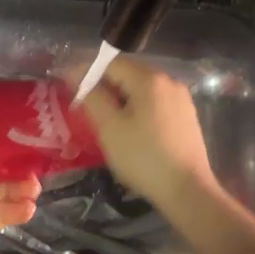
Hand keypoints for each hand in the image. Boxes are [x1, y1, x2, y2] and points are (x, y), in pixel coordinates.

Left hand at [0, 64, 41, 253]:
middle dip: (27, 158)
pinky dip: (23, 208)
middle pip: (8, 159)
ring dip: (28, 185)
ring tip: (35, 186)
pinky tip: (29, 204)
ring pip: (14, 186)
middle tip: (44, 155)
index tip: (37, 115)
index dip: (13, 123)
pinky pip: (12, 212)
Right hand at [79, 56, 218, 213]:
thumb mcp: (110, 128)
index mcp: (149, 79)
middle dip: (103, 82)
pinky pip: (155, 100)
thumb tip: (77, 76)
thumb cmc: (143, 157)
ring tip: (103, 114)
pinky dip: (137, 105)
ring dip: (120, 94)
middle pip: (128, 72)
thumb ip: (92, 97)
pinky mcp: (186, 114)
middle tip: (83, 100)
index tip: (67, 83)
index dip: (86, 70)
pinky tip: (129, 124)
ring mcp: (180, 97)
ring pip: (142, 86)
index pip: (111, 62)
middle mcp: (168, 80)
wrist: (187, 190)